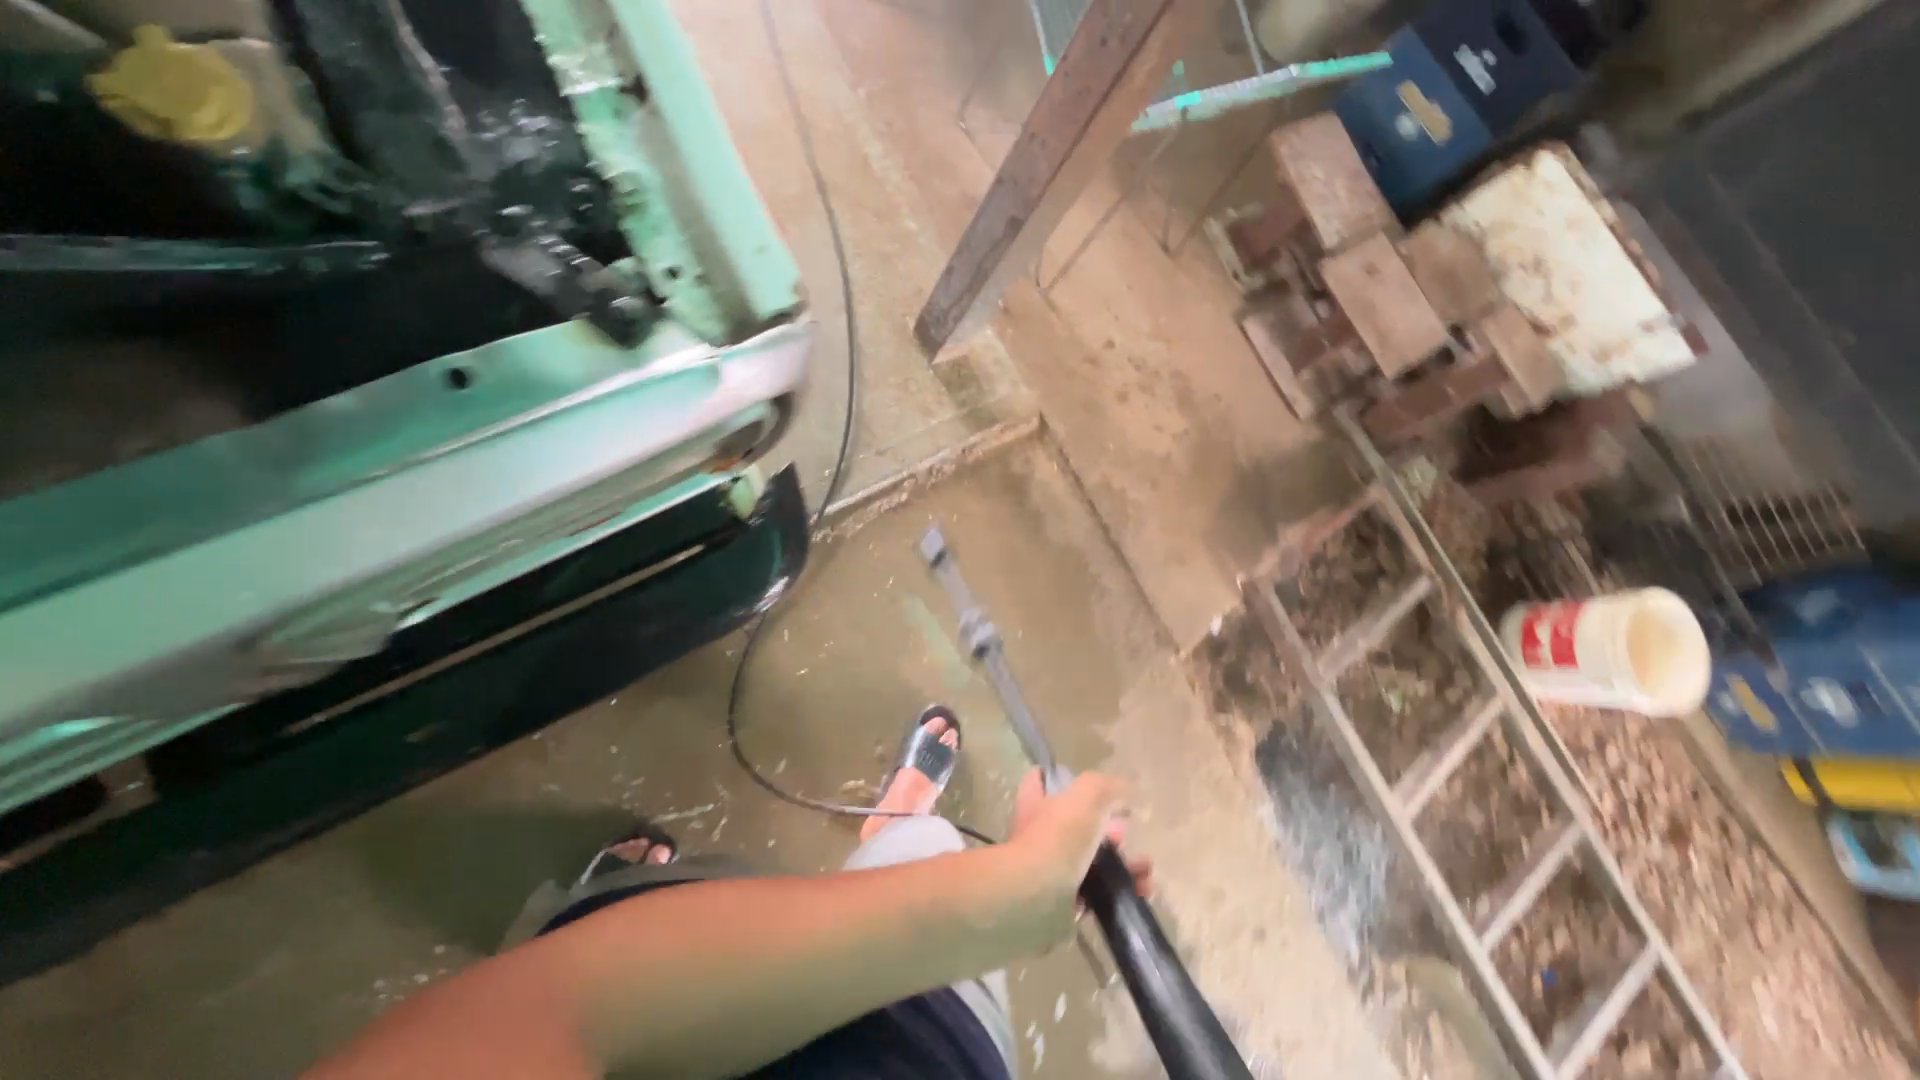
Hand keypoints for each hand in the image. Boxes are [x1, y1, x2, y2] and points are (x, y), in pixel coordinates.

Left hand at [1004, 768, 1152, 947]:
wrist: (1037, 897)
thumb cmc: (1059, 836)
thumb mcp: (1088, 795)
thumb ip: (1109, 786)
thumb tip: (1126, 790)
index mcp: (1038, 803)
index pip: (1041, 781)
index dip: (1062, 779)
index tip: (1090, 788)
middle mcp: (1039, 833)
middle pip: (1078, 825)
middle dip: (1111, 831)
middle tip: (1129, 836)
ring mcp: (1049, 868)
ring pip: (1092, 861)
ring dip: (1124, 864)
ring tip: (1145, 871)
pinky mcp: (1063, 900)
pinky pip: (1097, 892)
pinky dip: (1119, 891)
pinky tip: (1140, 890)